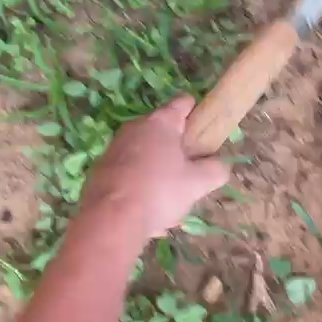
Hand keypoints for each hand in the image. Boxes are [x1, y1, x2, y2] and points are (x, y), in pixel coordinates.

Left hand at [80, 97, 230, 241]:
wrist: (111, 218)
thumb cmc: (159, 191)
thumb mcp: (197, 183)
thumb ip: (215, 170)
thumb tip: (220, 164)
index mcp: (161, 122)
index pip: (182, 102)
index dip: (196, 112)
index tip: (204, 128)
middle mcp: (135, 127)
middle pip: (162, 131)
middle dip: (176, 151)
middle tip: (189, 175)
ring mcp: (115, 146)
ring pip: (145, 155)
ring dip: (158, 172)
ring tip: (168, 203)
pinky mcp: (101, 168)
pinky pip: (128, 172)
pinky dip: (138, 186)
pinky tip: (146, 212)